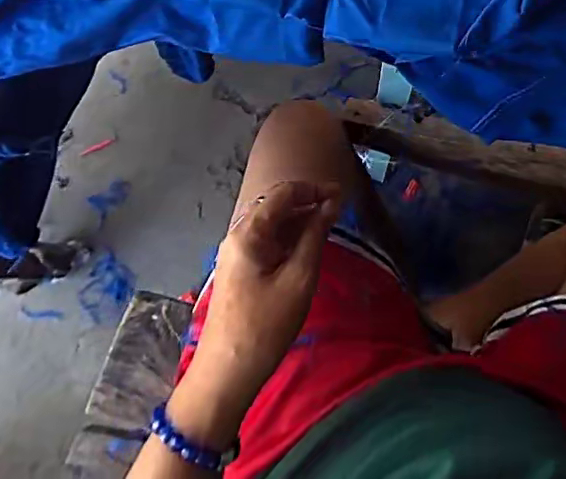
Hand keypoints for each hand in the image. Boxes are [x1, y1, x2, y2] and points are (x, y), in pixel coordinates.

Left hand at [171, 180, 341, 443]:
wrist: (225, 376)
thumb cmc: (265, 327)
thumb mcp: (299, 279)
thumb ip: (315, 235)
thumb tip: (330, 204)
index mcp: (248, 232)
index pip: (283, 192)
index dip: (314, 189)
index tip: (341, 195)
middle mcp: (237, 235)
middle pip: (274, 204)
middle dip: (307, 201)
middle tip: (337, 210)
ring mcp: (235, 252)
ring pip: (270, 222)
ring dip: (298, 219)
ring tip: (327, 226)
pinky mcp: (238, 269)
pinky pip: (265, 240)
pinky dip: (287, 236)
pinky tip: (305, 246)